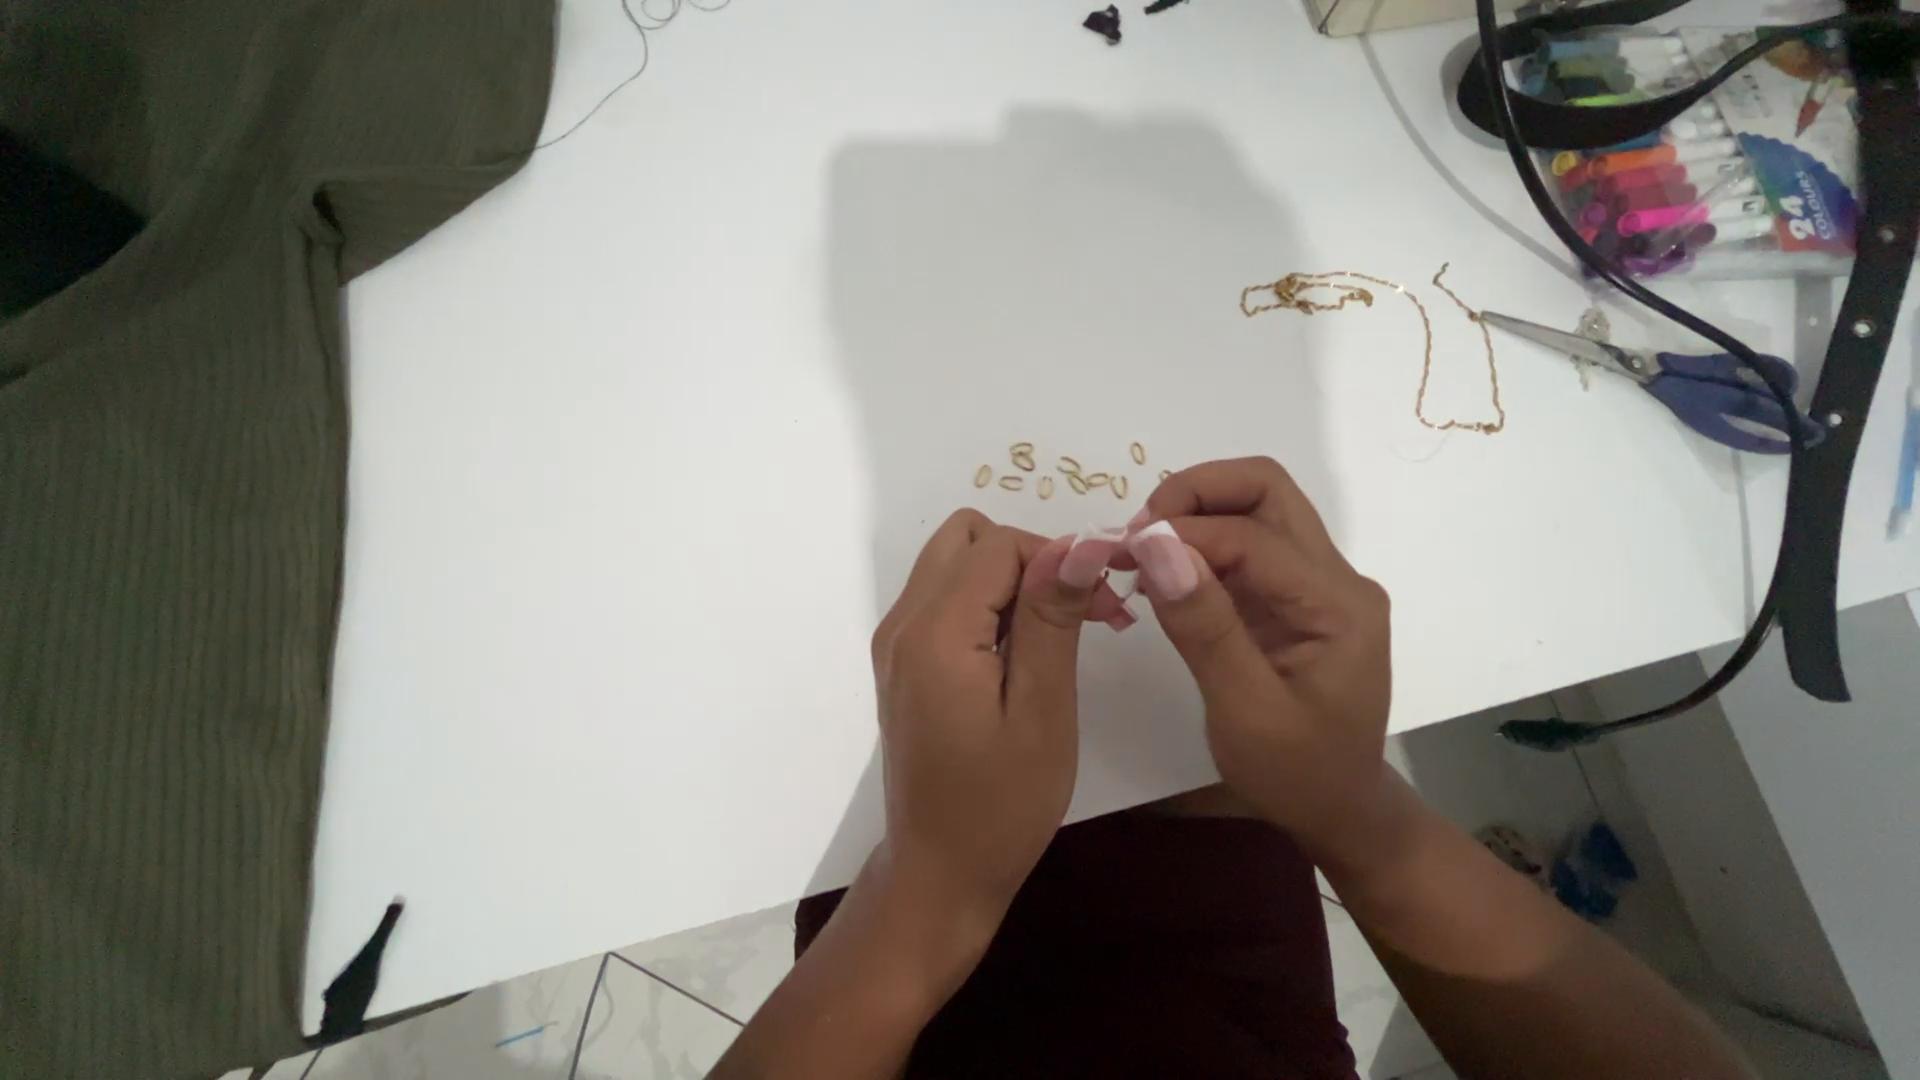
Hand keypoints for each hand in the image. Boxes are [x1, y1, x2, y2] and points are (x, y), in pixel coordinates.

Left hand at [870, 510, 1130, 919]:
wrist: (939, 871)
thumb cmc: (1001, 805)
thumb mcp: (1042, 711)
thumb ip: (1053, 618)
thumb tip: (1080, 542)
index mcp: (935, 633)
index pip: (999, 545)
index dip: (1058, 557)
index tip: (1103, 603)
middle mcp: (902, 623)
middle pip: (967, 537)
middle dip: (1031, 558)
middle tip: (1078, 611)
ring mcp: (894, 641)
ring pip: (953, 561)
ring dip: (1010, 578)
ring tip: (1055, 634)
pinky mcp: (901, 660)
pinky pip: (943, 597)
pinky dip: (987, 601)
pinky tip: (1021, 651)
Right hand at [1119, 457, 1393, 857]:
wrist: (1337, 808)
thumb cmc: (1296, 773)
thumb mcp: (1246, 713)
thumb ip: (1205, 629)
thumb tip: (1155, 548)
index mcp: (1338, 605)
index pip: (1252, 536)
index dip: (1181, 534)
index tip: (1120, 552)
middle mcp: (1335, 577)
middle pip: (1265, 490)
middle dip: (1193, 494)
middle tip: (1137, 534)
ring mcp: (1314, 582)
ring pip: (1253, 507)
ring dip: (1192, 513)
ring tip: (1140, 552)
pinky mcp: (1289, 594)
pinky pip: (1241, 542)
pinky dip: (1195, 543)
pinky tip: (1160, 574)